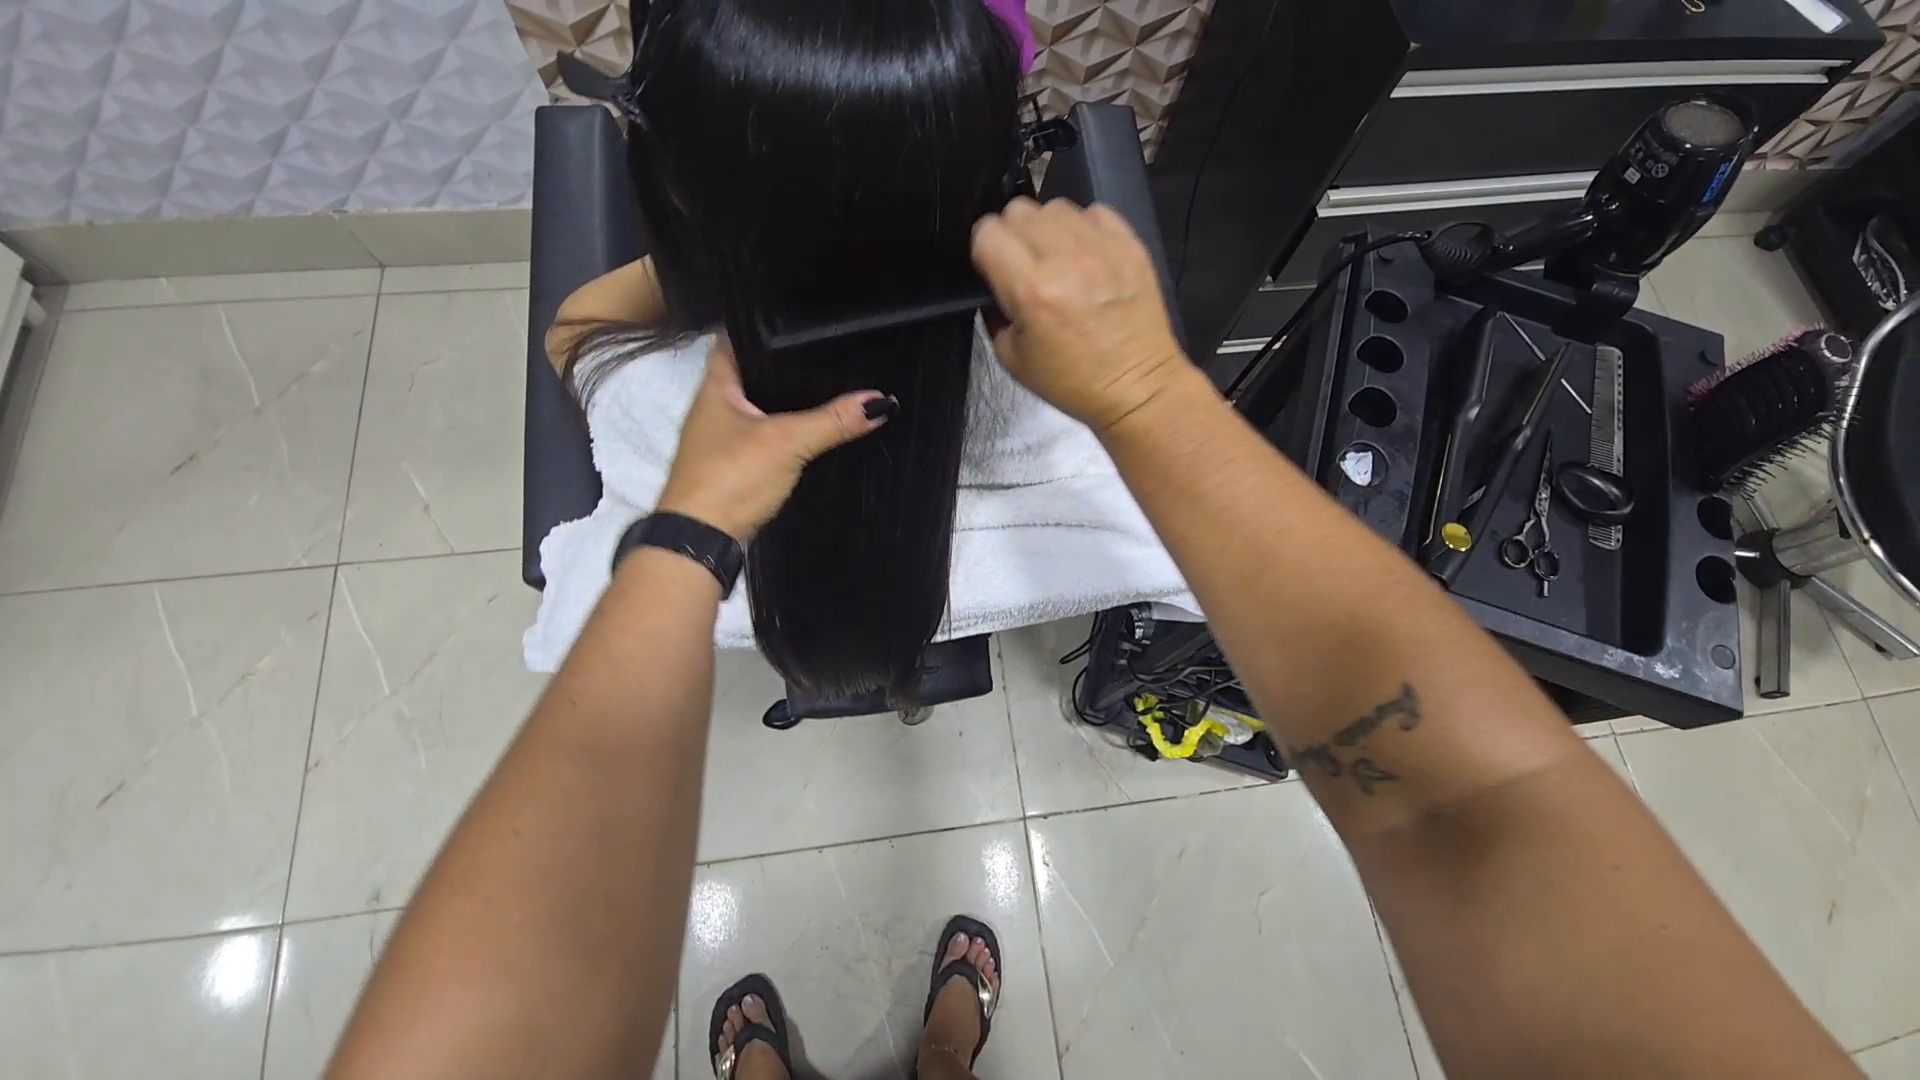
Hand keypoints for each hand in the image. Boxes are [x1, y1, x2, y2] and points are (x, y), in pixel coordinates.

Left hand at [656, 341, 893, 542]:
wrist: (701, 541)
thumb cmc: (731, 478)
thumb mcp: (788, 442)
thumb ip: (833, 420)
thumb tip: (881, 402)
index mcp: (715, 387)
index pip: (736, 339)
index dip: (764, 326)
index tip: (801, 318)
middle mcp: (714, 408)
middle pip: (754, 375)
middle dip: (787, 366)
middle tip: (829, 352)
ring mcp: (722, 439)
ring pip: (762, 409)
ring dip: (789, 403)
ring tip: (831, 384)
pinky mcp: (735, 467)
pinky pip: (767, 438)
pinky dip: (788, 433)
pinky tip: (813, 432)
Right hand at [971, 198, 1190, 431]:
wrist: (1137, 388)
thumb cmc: (1072, 382)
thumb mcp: (1013, 360)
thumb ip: (994, 313)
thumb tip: (995, 285)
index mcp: (1032, 290)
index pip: (987, 234)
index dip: (984, 249)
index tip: (992, 268)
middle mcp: (1065, 259)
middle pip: (1018, 210)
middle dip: (1012, 235)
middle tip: (1023, 265)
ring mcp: (1102, 248)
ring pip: (1055, 206)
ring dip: (1047, 228)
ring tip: (1056, 258)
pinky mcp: (1130, 245)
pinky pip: (1094, 212)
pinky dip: (1083, 228)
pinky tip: (1085, 256)